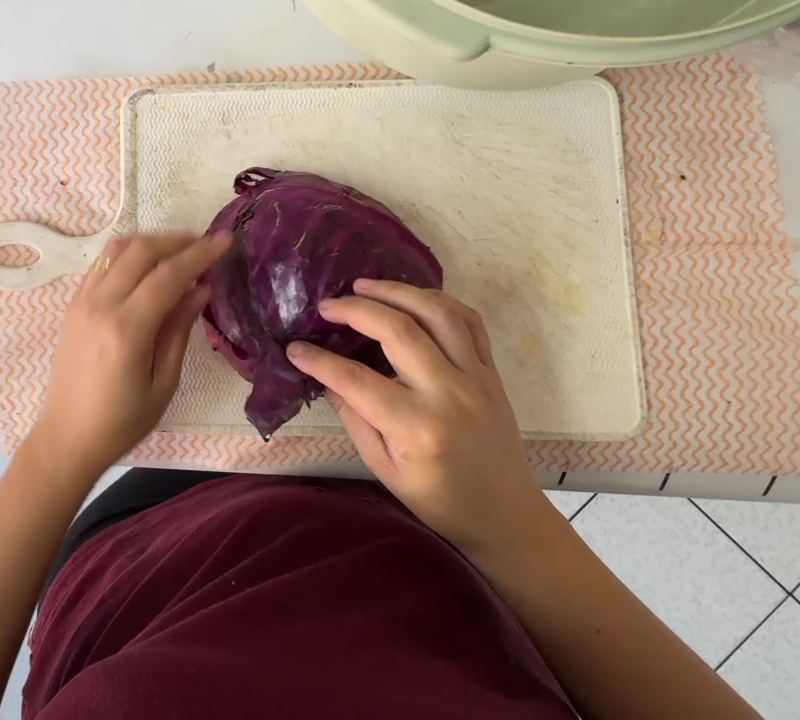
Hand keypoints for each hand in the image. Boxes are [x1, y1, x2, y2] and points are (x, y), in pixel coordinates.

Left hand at [29, 232, 230, 478]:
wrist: (67, 436)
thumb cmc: (121, 421)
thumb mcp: (163, 383)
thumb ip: (179, 330)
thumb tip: (201, 289)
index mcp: (126, 329)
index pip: (168, 275)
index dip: (199, 254)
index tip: (225, 240)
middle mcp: (100, 305)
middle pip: (141, 251)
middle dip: (176, 241)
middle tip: (205, 244)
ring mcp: (81, 301)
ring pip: (116, 250)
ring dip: (150, 242)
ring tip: (178, 250)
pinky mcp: (72, 305)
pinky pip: (101, 264)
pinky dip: (127, 255)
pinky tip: (147, 266)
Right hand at [286, 280, 555, 555]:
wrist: (505, 513)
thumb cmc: (438, 499)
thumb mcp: (384, 468)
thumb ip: (354, 418)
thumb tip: (326, 378)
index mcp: (416, 427)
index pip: (355, 380)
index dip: (319, 361)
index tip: (294, 348)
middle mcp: (448, 394)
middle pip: (398, 331)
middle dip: (355, 310)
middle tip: (326, 306)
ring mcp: (475, 377)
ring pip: (437, 313)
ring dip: (397, 291)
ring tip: (363, 286)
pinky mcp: (491, 370)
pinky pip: (469, 320)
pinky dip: (438, 300)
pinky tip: (410, 297)